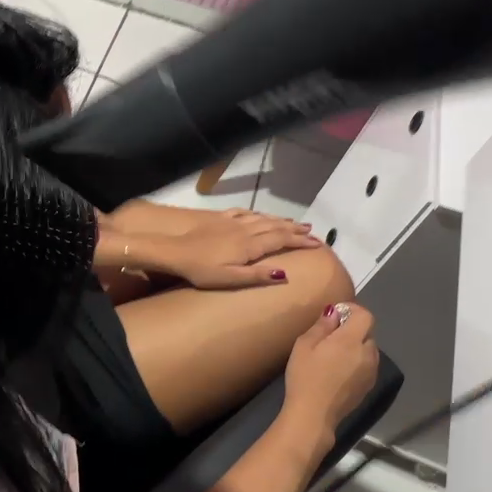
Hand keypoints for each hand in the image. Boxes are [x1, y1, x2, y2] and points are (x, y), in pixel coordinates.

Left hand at [109, 206, 321, 288]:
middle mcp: (244, 229)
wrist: (174, 251)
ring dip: (279, 219)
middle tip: (312, 232)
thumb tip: (285, 274)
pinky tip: (258, 214)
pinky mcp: (218, 219)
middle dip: (294, 228)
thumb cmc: (201, 270)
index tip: (317, 243)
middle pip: (274, 226)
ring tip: (293, 222)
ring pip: (261, 218)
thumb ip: (257, 275)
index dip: (300, 240)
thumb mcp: (230, 279)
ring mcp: (230, 222)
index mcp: (249, 245)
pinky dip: (256, 213)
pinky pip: (243, 212)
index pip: (281, 240)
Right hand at [280, 303, 378, 437]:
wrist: (315, 413)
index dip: (352, 309)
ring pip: (368, 349)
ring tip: (332, 354)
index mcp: (351, 340)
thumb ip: (322, 326)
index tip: (334, 314)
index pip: (366, 315)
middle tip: (328, 335)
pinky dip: (356, 360)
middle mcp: (368, 354)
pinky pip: (367, 364)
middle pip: (367, 332)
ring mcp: (371, 372)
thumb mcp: (305, 345)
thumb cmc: (305, 375)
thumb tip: (334, 312)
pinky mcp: (369, 385)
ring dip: (355, 345)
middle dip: (352, 328)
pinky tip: (337, 370)